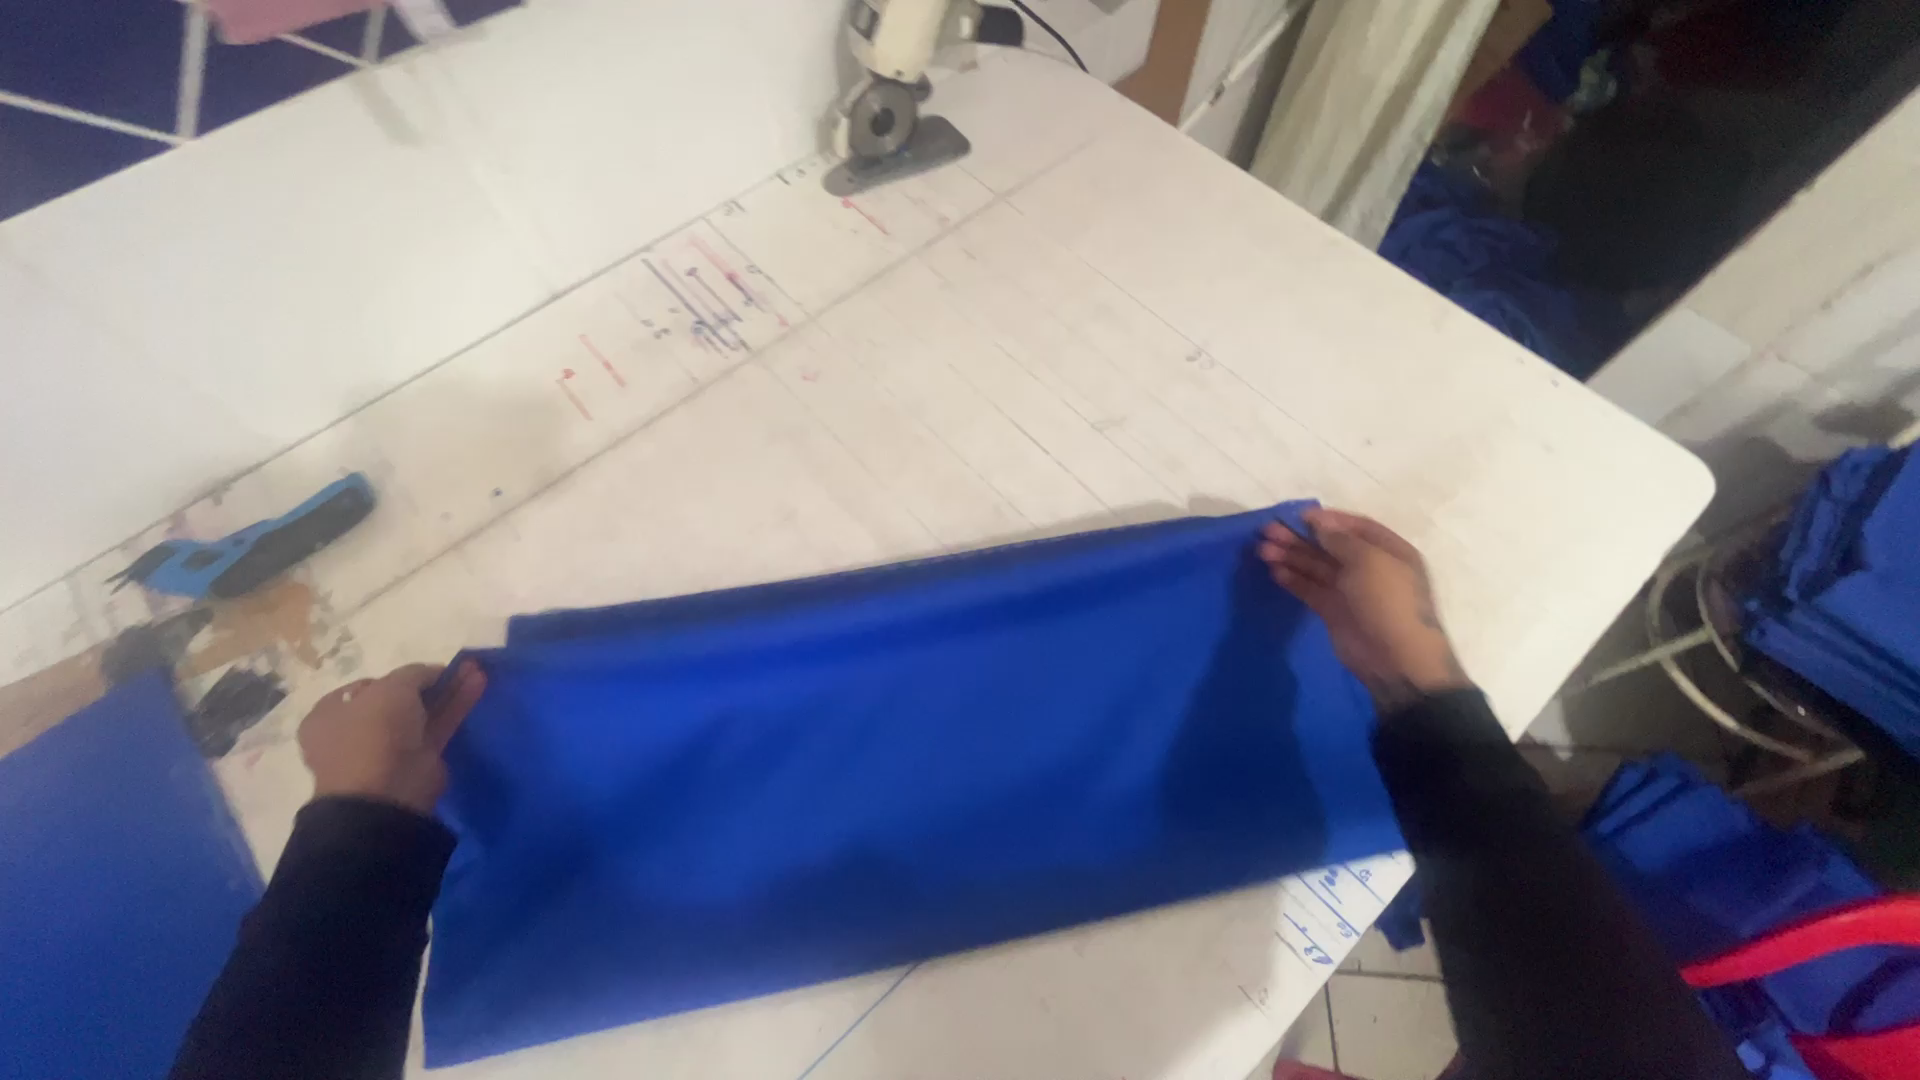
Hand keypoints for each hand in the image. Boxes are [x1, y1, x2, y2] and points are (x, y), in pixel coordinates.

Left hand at [298, 661, 486, 814]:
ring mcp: (389, 746)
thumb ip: (414, 672)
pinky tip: (478, 683)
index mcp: (330, 715)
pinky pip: (440, 724)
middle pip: (399, 698)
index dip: (393, 676)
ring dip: (449, 689)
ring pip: (424, 710)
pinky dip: (457, 704)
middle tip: (457, 667)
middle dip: (429, 681)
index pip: (364, 688)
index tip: (419, 672)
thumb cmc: (373, 733)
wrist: (386, 791)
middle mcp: (356, 730)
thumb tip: (433, 672)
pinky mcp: (419, 757)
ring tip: (475, 669)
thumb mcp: (391, 687)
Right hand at [1258, 508, 1468, 709]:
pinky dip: (1293, 580)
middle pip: (1329, 546)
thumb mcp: (1368, 561)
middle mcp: (1369, 568)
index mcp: (1388, 551)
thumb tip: (1317, 521)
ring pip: (1316, 567)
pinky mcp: (1333, 610)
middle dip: (1299, 538)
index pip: (1354, 527)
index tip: (1296, 516)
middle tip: (1267, 532)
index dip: (1326, 520)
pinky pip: (1310, 589)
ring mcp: (1350, 590)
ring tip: (1263, 551)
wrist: (1395, 658)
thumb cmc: (1387, 601)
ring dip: (1291, 557)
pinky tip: (1274, 571)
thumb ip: (1339, 539)